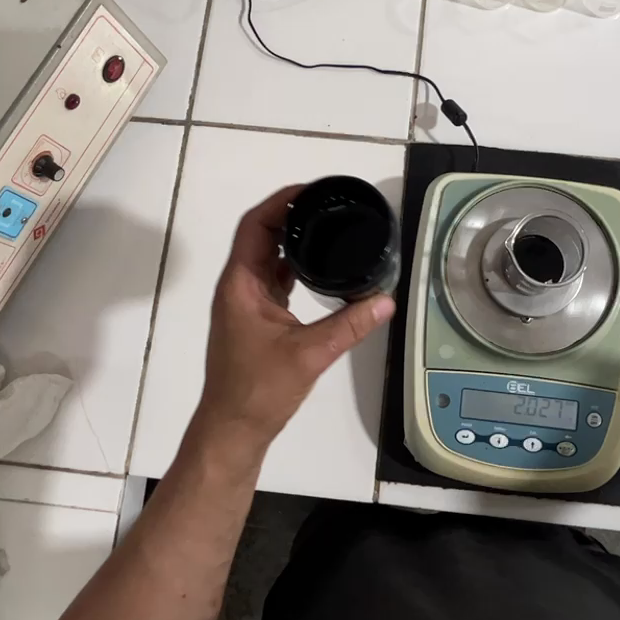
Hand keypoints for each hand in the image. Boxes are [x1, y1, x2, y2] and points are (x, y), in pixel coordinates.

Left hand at [192, 185, 394, 450]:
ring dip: (291, 239)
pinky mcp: (256, 317)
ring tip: (327, 225)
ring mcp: (246, 302)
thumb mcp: (309, 354)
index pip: (256, 226)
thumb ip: (349, 324)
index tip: (312, 190)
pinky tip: (318, 265)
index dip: (281, 202)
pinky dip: (292, 265)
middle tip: (328, 204)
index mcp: (241, 284)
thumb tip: (386, 300)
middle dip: (291, 215)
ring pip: (266, 257)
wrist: (234, 429)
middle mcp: (239, 286)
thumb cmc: (259, 390)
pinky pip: (274, 278)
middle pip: (261, 235)